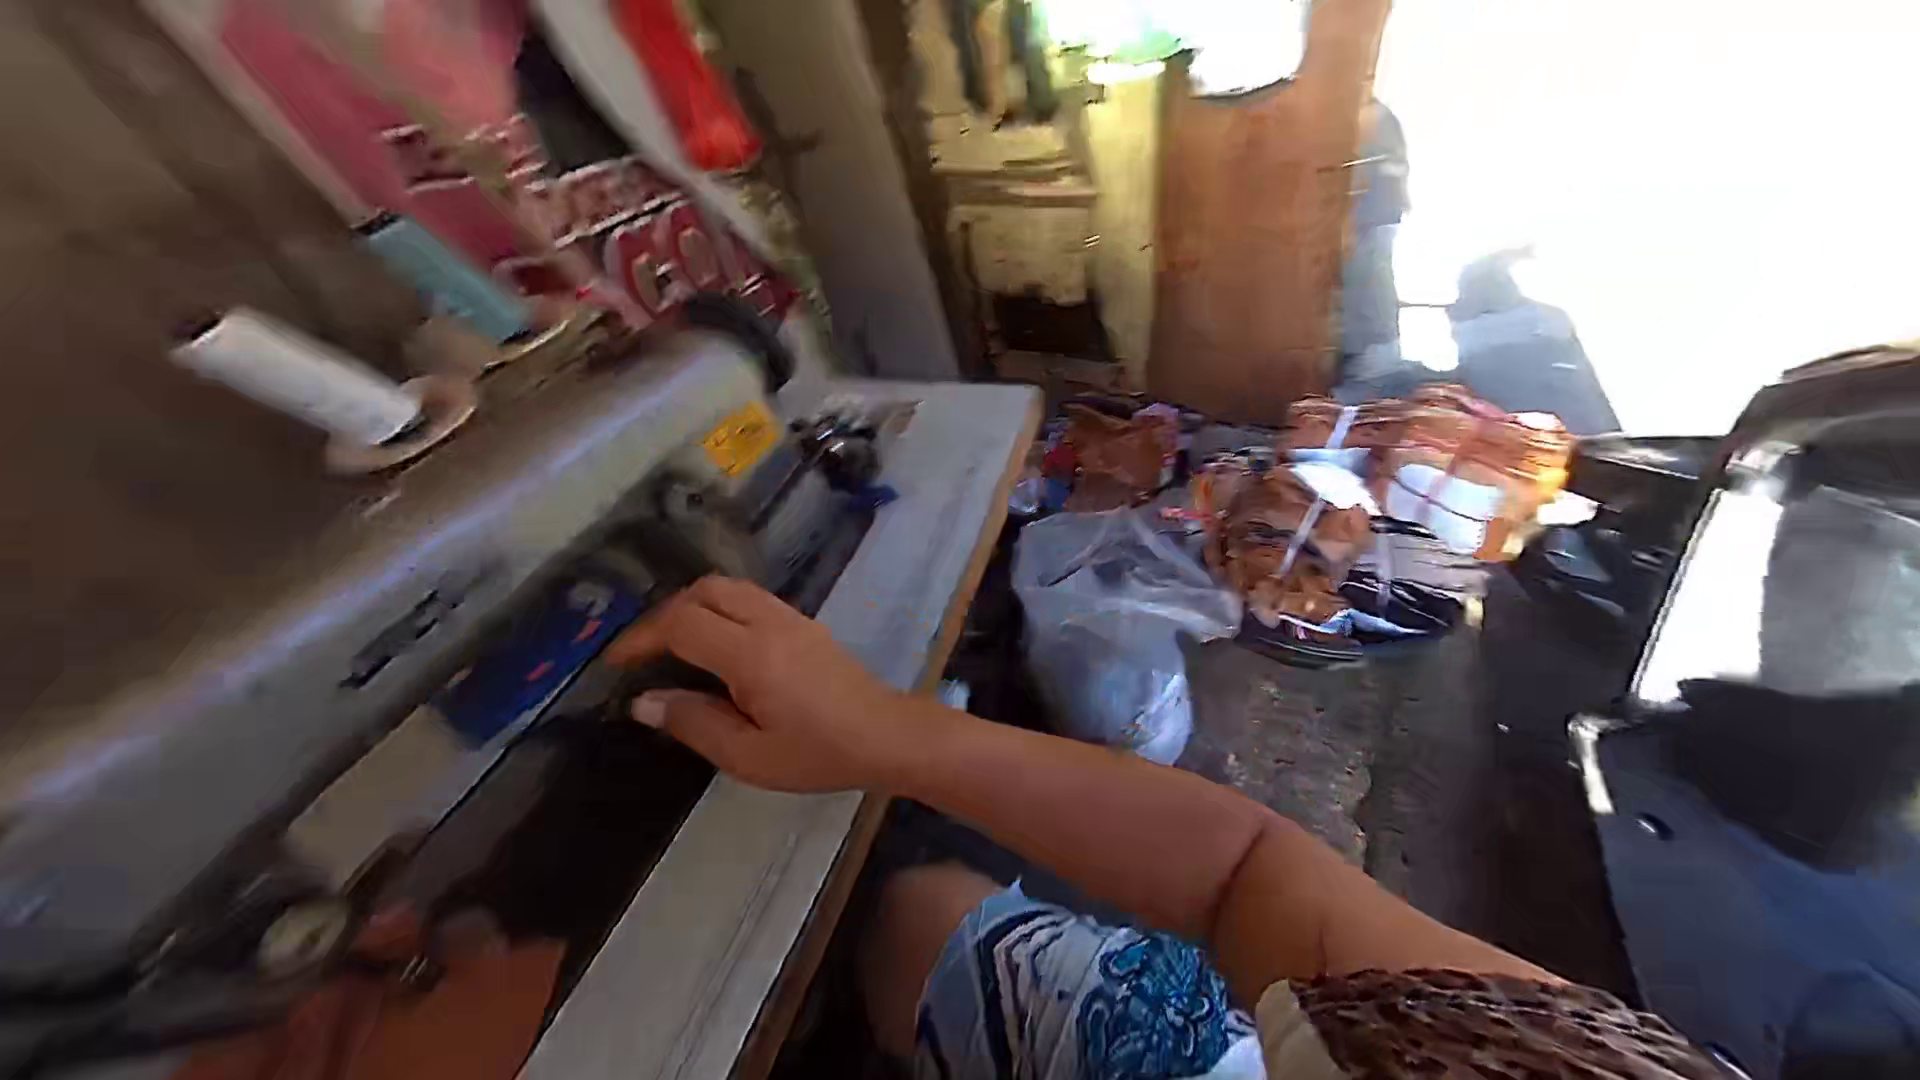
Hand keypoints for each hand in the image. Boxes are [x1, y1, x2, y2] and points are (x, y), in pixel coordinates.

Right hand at [604, 576, 918, 792]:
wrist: (886, 734)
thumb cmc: (818, 753)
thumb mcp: (749, 756)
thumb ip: (694, 723)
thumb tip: (645, 701)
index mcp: (752, 654)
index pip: (682, 624)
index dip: (641, 638)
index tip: (617, 663)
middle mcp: (772, 623)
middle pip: (706, 590)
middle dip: (665, 613)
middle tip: (645, 651)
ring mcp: (794, 618)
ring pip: (732, 588)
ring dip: (695, 605)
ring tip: (674, 645)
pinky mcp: (808, 624)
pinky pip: (754, 599)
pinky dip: (724, 608)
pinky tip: (719, 644)